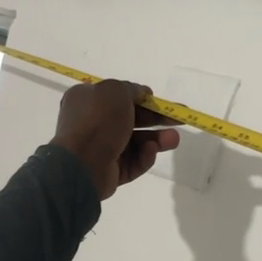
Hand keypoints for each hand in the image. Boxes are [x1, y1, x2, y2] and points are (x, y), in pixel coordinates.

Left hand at [51, 79, 181, 199]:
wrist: (82, 163)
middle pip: (131, 120)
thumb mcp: (116, 91)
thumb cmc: (98, 120)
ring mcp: (101, 149)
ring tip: (173, 139)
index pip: (118, 97)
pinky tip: (150, 151)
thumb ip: (132, 89)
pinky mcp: (110, 171)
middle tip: (179, 119)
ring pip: (135, 142)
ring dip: (156, 139)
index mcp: (87, 100)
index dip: (140, 98)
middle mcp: (92, 123)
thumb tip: (142, 93)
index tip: (159, 101)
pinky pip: (132, 162)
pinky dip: (144, 156)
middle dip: (156, 119)